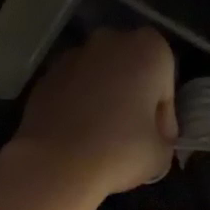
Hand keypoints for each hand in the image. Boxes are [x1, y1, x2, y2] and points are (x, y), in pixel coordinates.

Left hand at [8, 27, 176, 197]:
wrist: (51, 166)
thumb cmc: (117, 153)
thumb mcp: (160, 154)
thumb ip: (163, 137)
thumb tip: (152, 138)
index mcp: (147, 50)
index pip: (165, 81)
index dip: (163, 114)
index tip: (157, 140)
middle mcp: (108, 42)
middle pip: (130, 71)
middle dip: (133, 98)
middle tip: (132, 137)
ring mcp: (70, 57)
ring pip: (98, 78)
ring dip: (103, 100)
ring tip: (100, 139)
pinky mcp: (43, 78)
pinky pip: (71, 90)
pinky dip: (76, 107)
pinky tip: (74, 137)